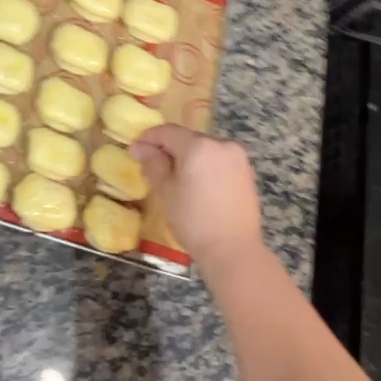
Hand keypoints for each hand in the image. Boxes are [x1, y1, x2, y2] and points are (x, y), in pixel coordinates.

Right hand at [132, 124, 263, 264]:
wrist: (233, 248)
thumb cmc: (193, 220)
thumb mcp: (166, 191)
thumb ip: (153, 164)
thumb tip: (139, 147)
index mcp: (199, 146)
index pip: (168, 132)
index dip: (149, 138)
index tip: (134, 150)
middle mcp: (222, 144)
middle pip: (188, 139)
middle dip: (168, 149)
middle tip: (151, 167)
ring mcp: (238, 158)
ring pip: (204, 150)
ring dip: (187, 158)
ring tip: (173, 179)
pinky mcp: (246, 173)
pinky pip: (218, 162)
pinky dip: (204, 167)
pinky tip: (195, 186)